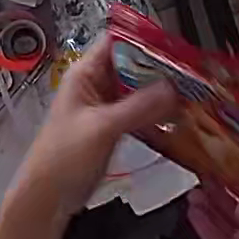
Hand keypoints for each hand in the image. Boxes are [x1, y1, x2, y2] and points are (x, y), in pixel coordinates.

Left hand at [7, 38, 176, 221]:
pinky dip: (156, 111)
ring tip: (191, 92)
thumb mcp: (102, 128)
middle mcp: (95, 84)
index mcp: (85, 73)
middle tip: (191, 72)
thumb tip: (173, 87)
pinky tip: (177, 116)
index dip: (144, 40)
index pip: (117, 41)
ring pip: (137, 88)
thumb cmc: (63, 158)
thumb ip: (138, 106)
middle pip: (132, 64)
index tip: (174, 47)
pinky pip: (138, 110)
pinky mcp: (112, 126)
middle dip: (160, 67)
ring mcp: (104, 106)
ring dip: (161, 90)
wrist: (47, 199)